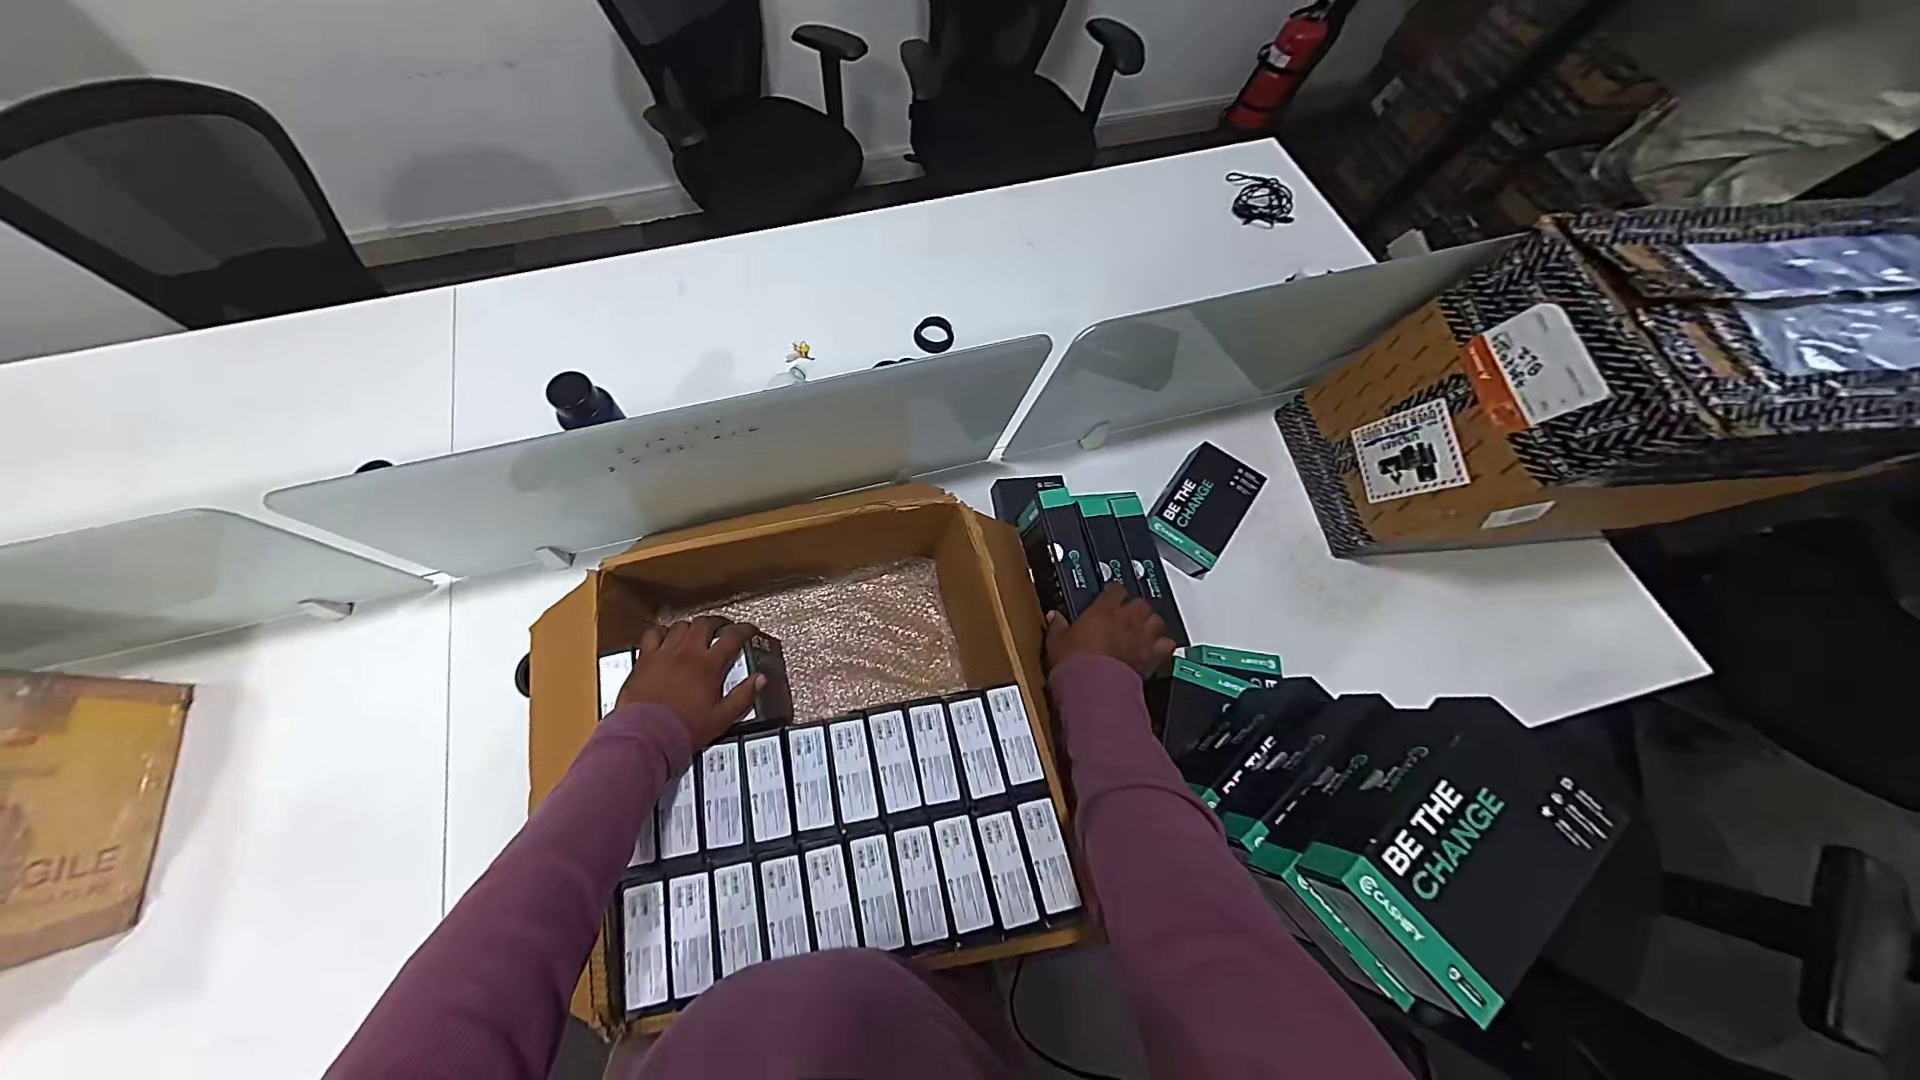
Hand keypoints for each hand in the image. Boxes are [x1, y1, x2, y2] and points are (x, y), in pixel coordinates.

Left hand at [618, 616, 763, 750]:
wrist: (645, 736)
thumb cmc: (682, 729)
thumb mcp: (722, 717)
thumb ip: (743, 696)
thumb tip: (759, 680)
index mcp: (708, 666)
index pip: (732, 638)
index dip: (744, 630)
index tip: (749, 630)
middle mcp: (687, 654)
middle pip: (705, 624)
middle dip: (718, 622)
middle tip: (723, 627)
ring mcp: (664, 654)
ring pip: (680, 626)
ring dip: (692, 626)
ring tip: (697, 631)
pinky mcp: (645, 660)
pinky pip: (653, 635)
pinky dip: (662, 632)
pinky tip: (666, 638)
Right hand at [1045, 584, 1176, 678]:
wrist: (1094, 686)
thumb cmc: (1077, 663)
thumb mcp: (1058, 641)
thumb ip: (1057, 626)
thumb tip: (1054, 617)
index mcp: (1103, 610)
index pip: (1115, 590)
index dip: (1115, 592)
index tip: (1112, 595)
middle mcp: (1126, 619)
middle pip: (1140, 603)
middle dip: (1136, 608)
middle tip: (1128, 616)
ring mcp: (1143, 637)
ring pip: (1157, 620)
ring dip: (1152, 624)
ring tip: (1146, 630)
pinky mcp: (1153, 656)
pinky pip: (1167, 645)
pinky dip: (1164, 646)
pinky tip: (1159, 650)